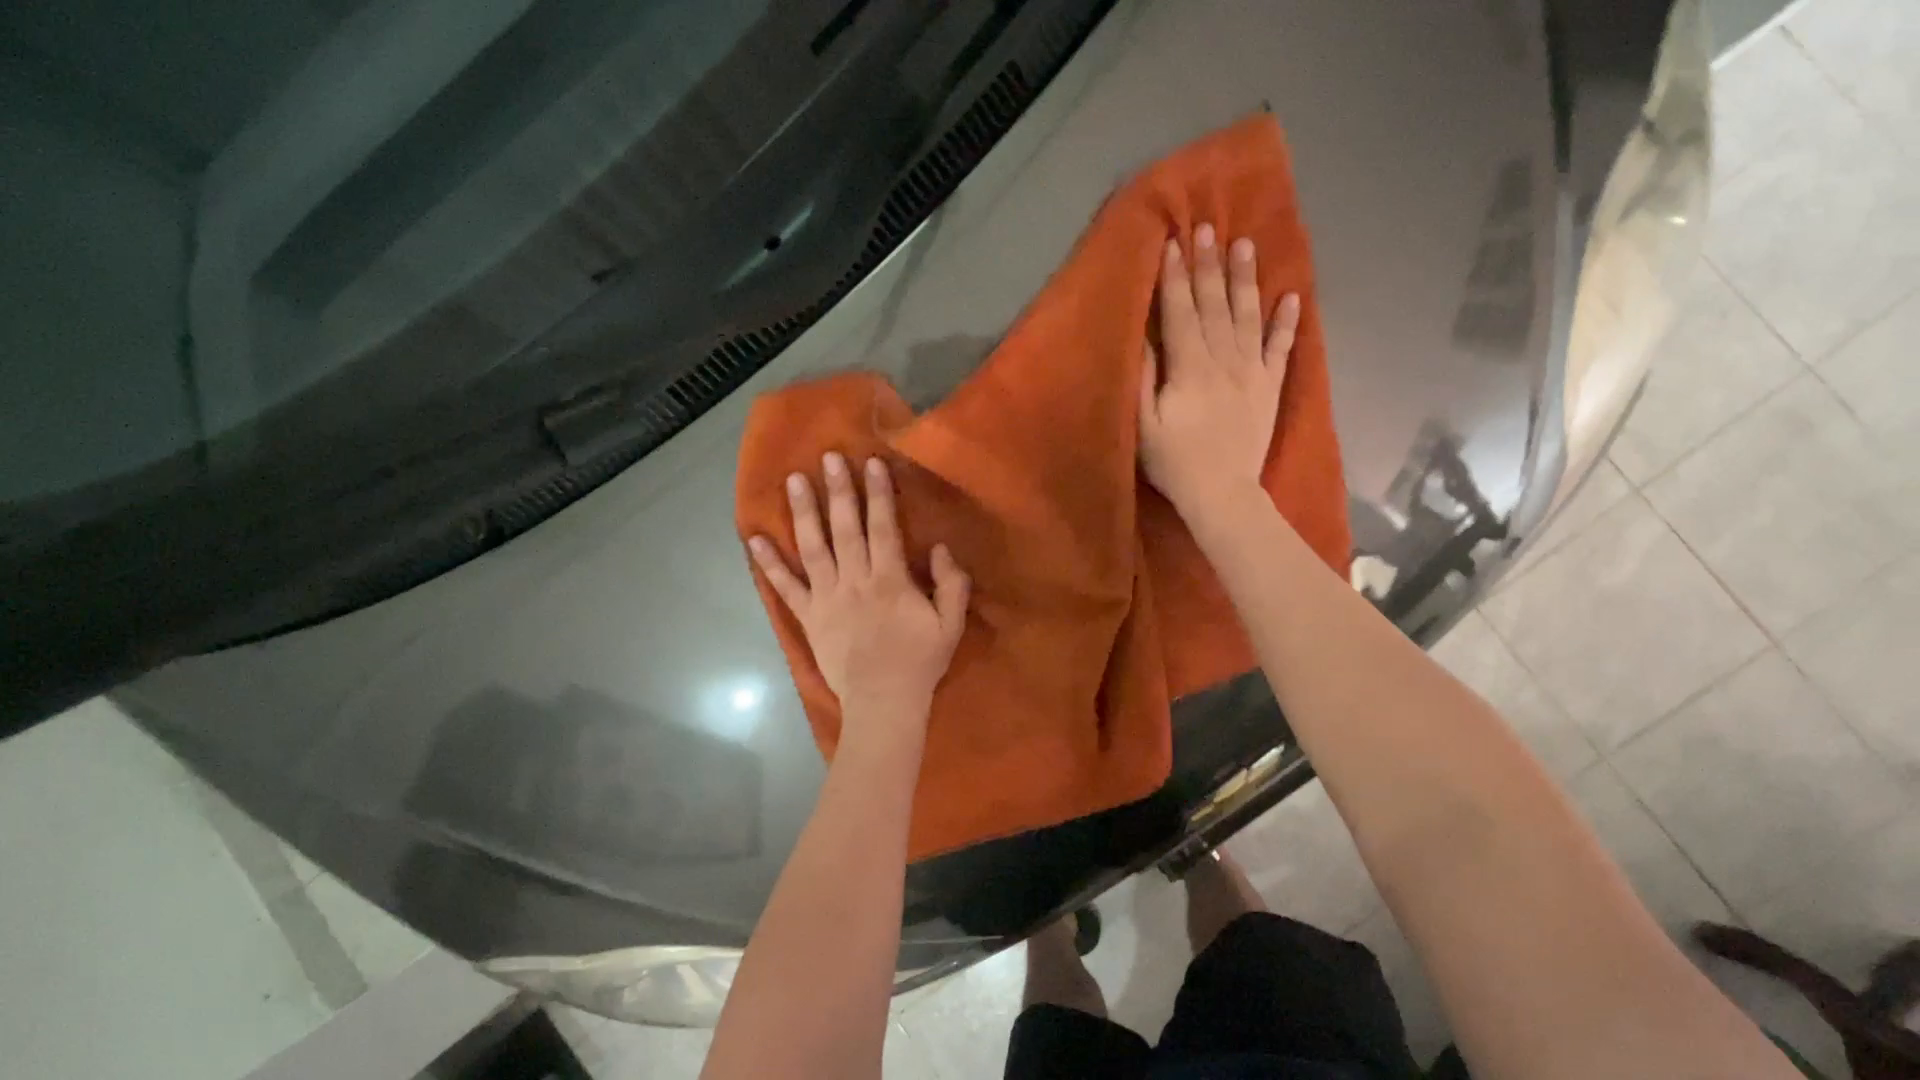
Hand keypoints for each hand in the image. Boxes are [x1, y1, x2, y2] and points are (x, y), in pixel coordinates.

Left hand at [749, 452, 969, 732]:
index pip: (883, 527)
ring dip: (803, 512)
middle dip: (838, 490)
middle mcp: (855, 581)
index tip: (871, 462)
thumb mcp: (950, 625)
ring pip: (813, 547)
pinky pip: (786, 587)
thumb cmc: (919, 663)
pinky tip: (755, 540)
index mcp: (890, 580)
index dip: (878, 493)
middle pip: (845, 528)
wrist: (883, 703)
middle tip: (828, 457)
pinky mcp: (809, 617)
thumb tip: (939, 548)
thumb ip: (950, 584)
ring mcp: (827, 598)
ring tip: (793, 481)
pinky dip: (770, 564)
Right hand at [1138, 223, 1300, 519]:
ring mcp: (1252, 372)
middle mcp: (1224, 361)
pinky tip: (1292, 296)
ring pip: (1248, 317)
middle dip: (1209, 266)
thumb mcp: (1144, 424)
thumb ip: (1146, 376)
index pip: (1181, 313)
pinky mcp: (1270, 388)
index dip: (1176, 278)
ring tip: (1246, 245)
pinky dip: (1287, 323)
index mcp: (1190, 368)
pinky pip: (1281, 349)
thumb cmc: (1175, 463)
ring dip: (1246, 280)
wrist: (1223, 495)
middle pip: (1215, 306)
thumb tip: (1144, 334)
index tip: (1174, 243)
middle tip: (1209, 227)